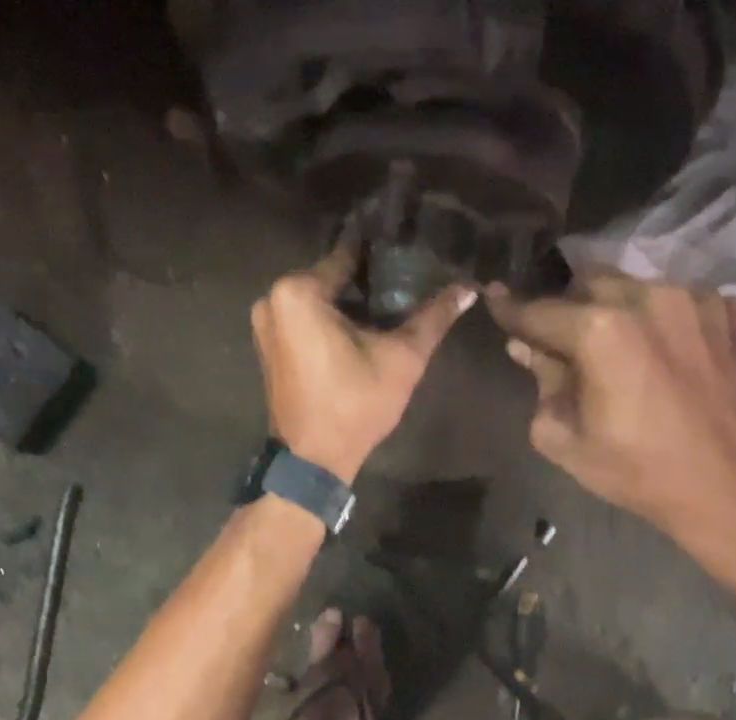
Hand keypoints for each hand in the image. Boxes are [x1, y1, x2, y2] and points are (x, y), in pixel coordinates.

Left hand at [251, 234, 475, 481]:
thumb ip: (432, 318)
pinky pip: (304, 319)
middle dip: (368, 279)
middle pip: (331, 277)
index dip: (382, 253)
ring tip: (393, 300)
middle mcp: (273, 298)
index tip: (411, 243)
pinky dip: (330, 319)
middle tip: (410, 276)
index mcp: (298, 292)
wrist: (313, 460)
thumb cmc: (354, 405)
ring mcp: (266, 323)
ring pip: (318, 299)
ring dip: (350, 301)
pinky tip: (363, 325)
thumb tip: (469, 289)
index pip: (348, 256)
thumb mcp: (401, 358)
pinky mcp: (268, 344)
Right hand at [486, 273, 735, 582]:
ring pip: (638, 286)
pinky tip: (664, 352)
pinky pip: (682, 300)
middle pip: (589, 283)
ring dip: (617, 308)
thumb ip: (541, 384)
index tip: (492, 297)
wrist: (733, 486)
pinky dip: (663, 318)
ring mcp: (697, 300)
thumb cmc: (638, 471)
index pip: (539, 310)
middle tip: (561, 337)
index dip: (509, 308)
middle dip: (568, 305)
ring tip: (618, 344)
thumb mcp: (565, 440)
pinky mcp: (732, 312)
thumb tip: (527, 349)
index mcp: (599, 331)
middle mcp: (648, 297)